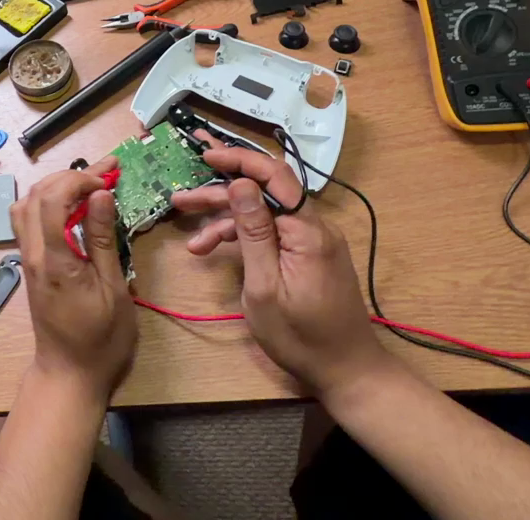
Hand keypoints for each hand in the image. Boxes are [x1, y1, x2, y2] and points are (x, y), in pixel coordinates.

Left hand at [9, 158, 136, 399]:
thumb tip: (101, 195)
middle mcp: (32, 252)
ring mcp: (27, 257)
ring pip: (26, 204)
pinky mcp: (29, 262)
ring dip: (55, 186)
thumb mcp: (113, 290)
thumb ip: (101, 239)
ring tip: (88, 183)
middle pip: (36, 194)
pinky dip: (47, 202)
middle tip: (104, 172)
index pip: (52, 199)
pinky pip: (28, 220)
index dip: (78, 180)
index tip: (107, 181)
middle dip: (69, 176)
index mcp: (53, 259)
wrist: (69, 374)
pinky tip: (72, 206)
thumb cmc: (100, 339)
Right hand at [171, 146, 392, 397]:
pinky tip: (212, 249)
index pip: (275, 175)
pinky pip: (271, 232)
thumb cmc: (300, 337)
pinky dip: (242, 237)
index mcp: (307, 231)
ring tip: (189, 232)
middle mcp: (314, 227)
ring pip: (263, 213)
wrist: (348, 373)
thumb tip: (241, 184)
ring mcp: (312, 241)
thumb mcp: (264, 287)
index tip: (206, 155)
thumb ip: (253, 232)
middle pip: (263, 193)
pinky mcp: (307, 254)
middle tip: (181, 200)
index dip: (239, 159)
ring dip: (225, 219)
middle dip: (220, 193)